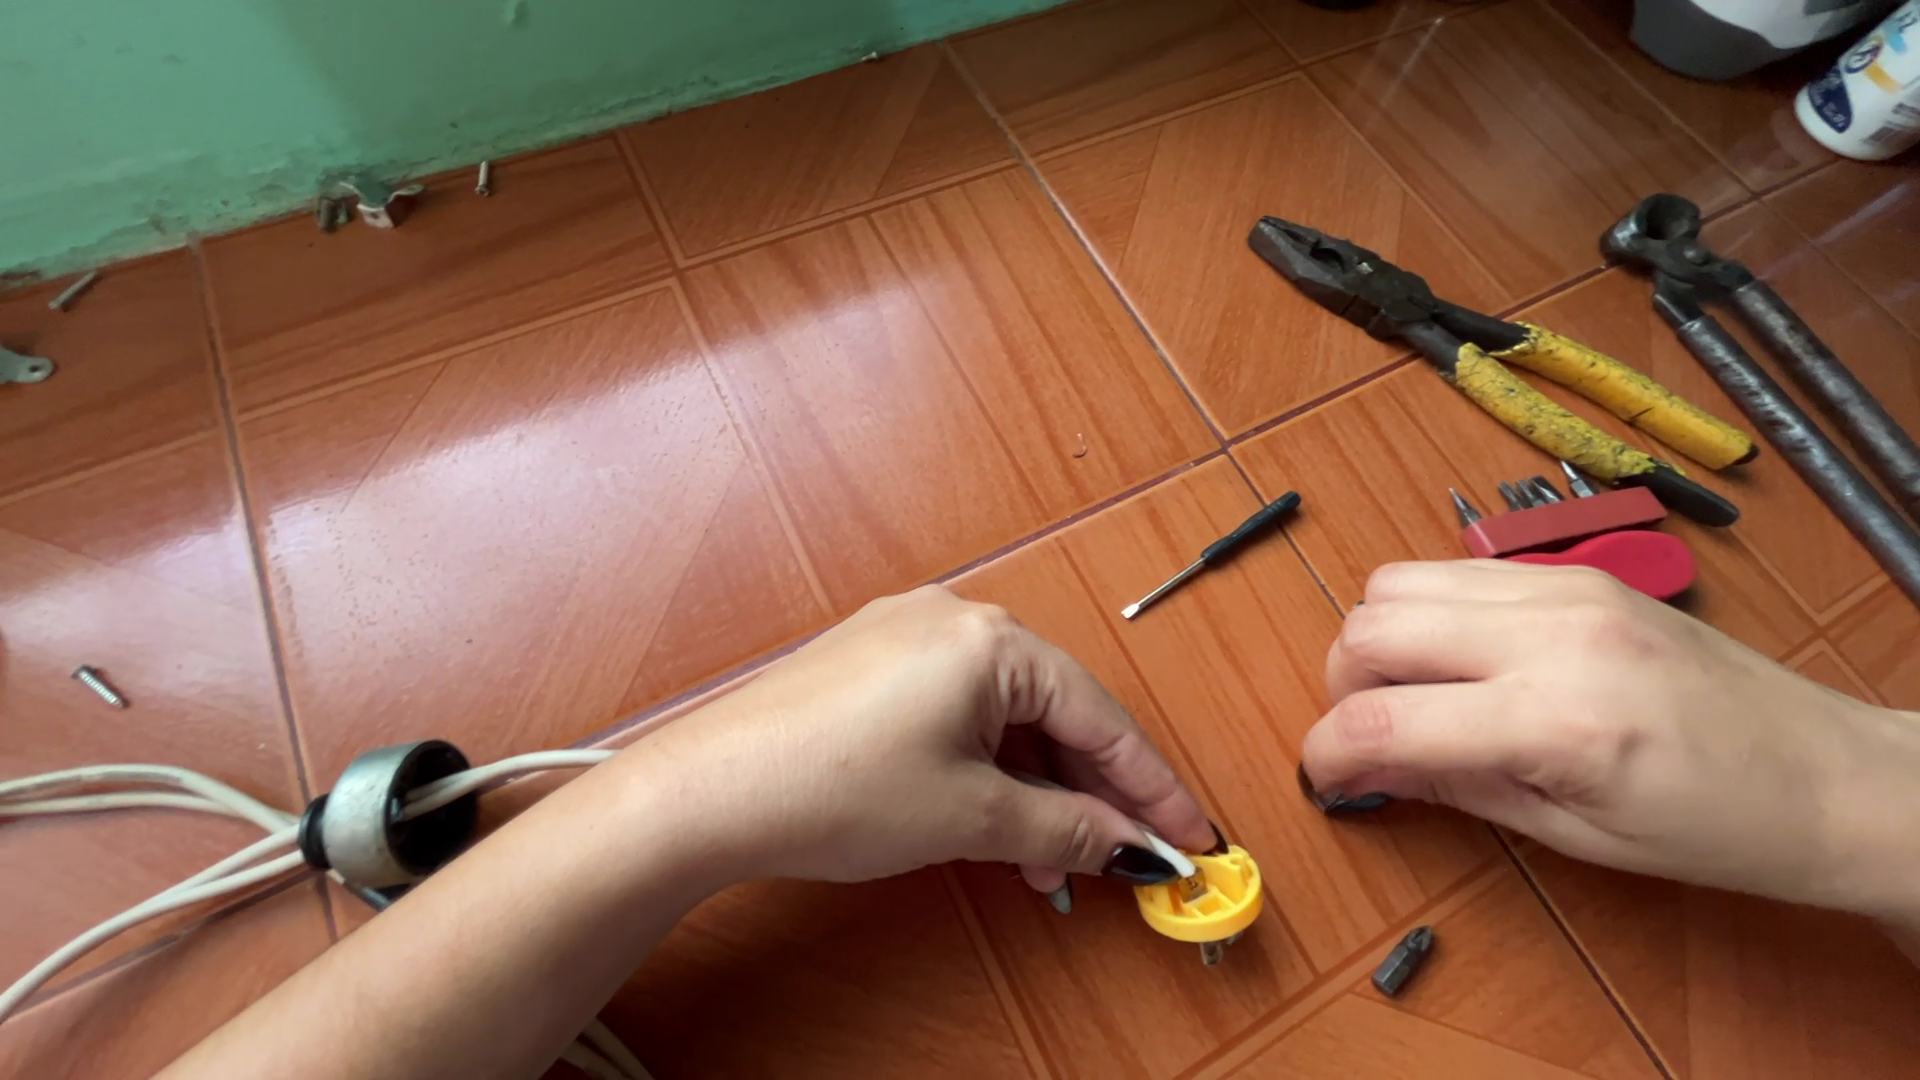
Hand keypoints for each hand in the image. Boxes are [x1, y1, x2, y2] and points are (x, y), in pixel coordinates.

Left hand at [633, 585, 1214, 895]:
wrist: (712, 789)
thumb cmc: (833, 785)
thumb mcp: (972, 815)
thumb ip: (1065, 824)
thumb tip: (1125, 838)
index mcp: (991, 638)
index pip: (1099, 714)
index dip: (1150, 782)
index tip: (1187, 829)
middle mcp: (955, 619)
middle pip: (1052, 710)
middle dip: (1085, 789)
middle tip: (1115, 854)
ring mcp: (910, 635)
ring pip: (1003, 713)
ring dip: (1031, 783)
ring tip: (1044, 856)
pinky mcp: (878, 660)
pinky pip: (959, 707)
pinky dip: (985, 761)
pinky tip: (993, 813)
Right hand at [1301, 560, 1919, 922]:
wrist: (1844, 776)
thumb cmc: (1717, 828)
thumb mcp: (1567, 834)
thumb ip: (1443, 786)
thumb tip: (1354, 770)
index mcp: (1559, 722)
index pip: (1383, 721)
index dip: (1327, 751)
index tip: (1321, 774)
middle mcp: (1550, 633)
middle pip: (1368, 629)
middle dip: (1340, 685)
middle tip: (1368, 728)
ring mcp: (1558, 586)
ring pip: (1389, 584)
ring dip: (1373, 640)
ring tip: (1407, 686)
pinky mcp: (1565, 568)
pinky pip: (1441, 571)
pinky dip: (1416, 611)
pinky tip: (1450, 653)